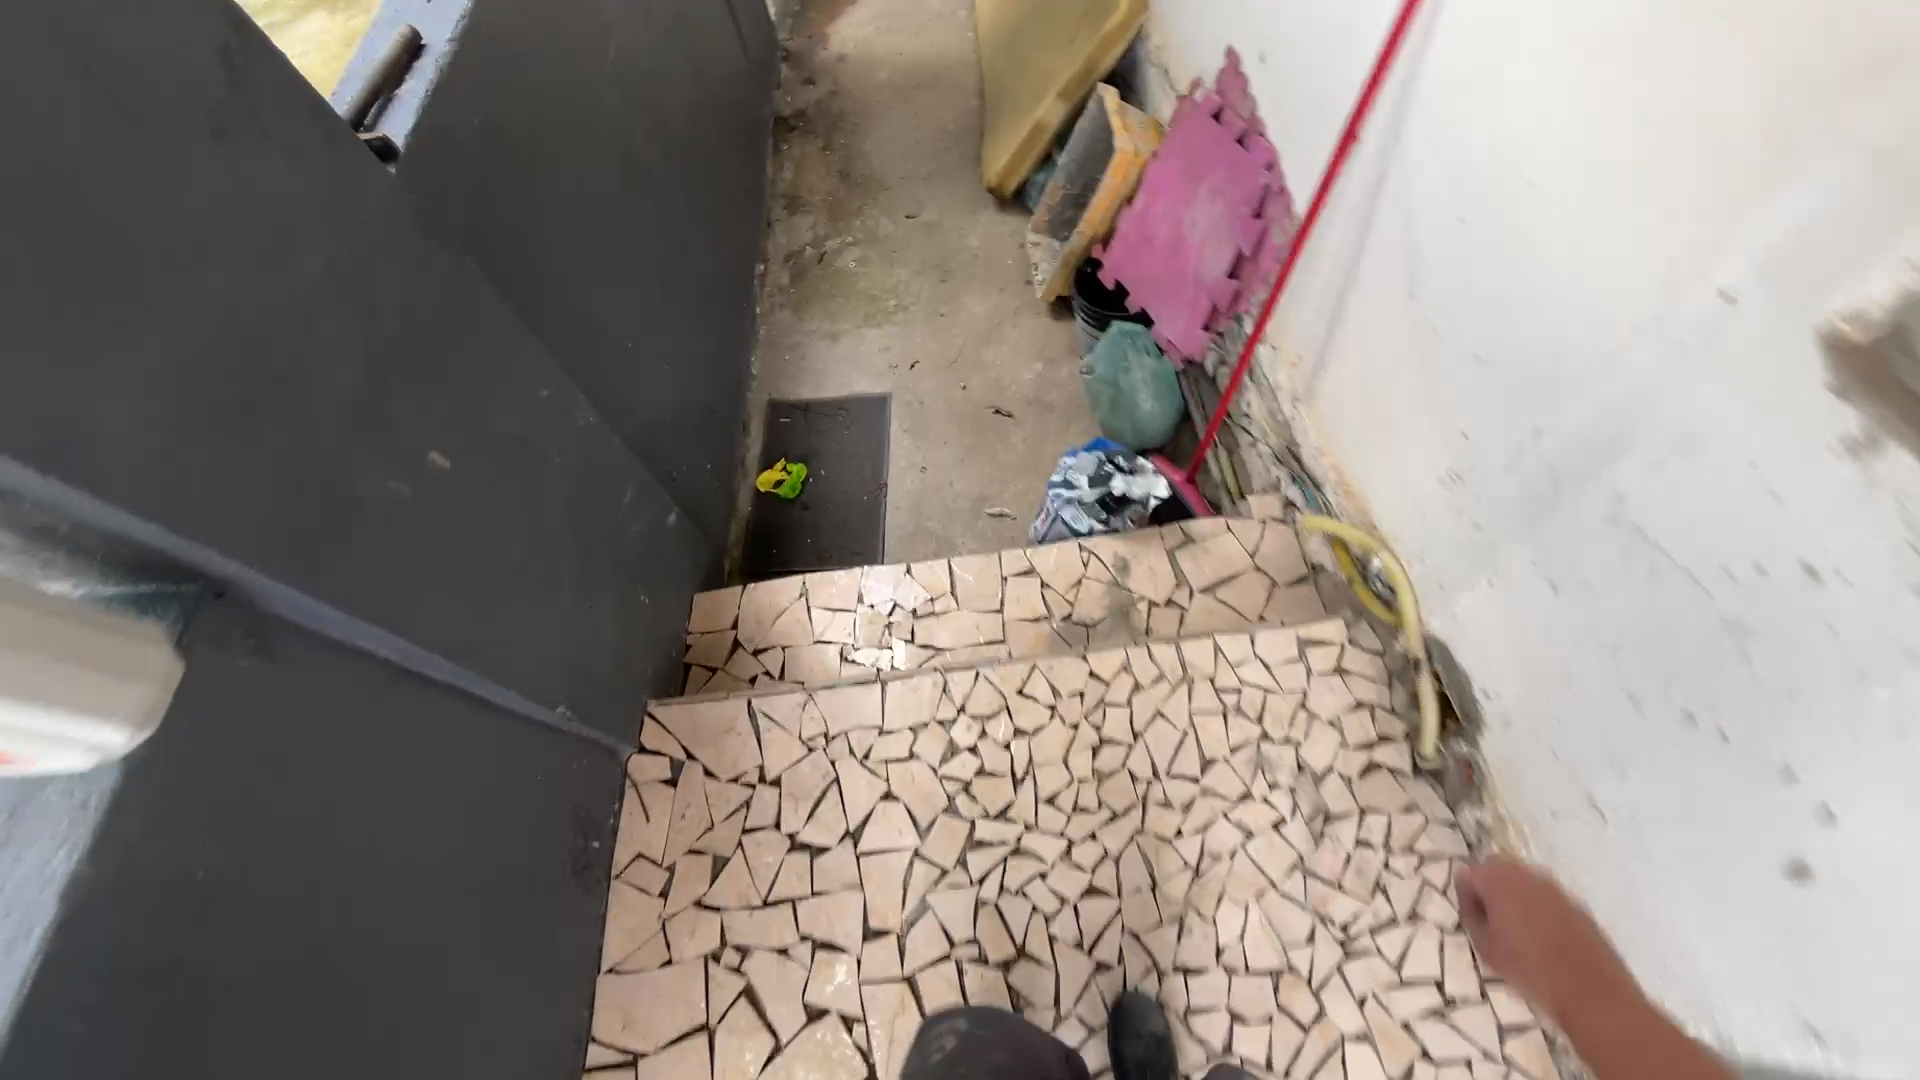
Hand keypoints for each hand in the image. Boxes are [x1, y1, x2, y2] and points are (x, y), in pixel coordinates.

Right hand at [1454, 858, 1644, 1030]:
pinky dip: (1540, 911)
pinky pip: (1548, 899)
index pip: (1467, 874)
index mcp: (1498, 881)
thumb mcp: (1485, 948)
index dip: (1465, 898)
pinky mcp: (1579, 907)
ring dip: (1515, 898)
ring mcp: (1557, 890)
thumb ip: (1472, 918)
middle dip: (1489, 890)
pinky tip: (1546, 941)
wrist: (1595, 995)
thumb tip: (1474, 906)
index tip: (1473, 923)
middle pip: (1496, 869)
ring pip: (1524, 882)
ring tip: (1519, 933)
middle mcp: (1527, 876)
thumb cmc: (1531, 970)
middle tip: (1492, 922)